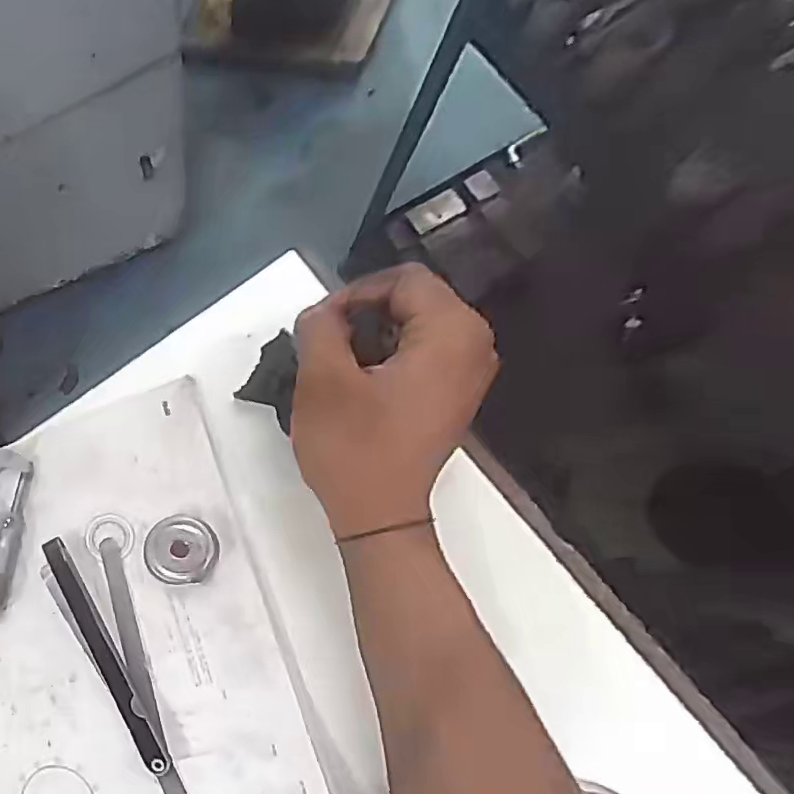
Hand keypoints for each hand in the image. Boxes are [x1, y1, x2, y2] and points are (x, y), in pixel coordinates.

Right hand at [290, 264, 497, 536]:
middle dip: (362, 315)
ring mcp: (468, 373)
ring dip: (371, 337)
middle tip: (322, 346)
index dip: (353, 293)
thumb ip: (319, 328)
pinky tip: (358, 385)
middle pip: (413, 299)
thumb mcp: (323, 381)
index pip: (403, 279)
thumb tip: (322, 312)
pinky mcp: (454, 396)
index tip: (319, 326)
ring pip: (415, 327)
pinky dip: (387, 357)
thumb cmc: (353, 449)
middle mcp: (474, 345)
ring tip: (335, 367)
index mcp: (452, 333)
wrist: (380, 515)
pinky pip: (421, 354)